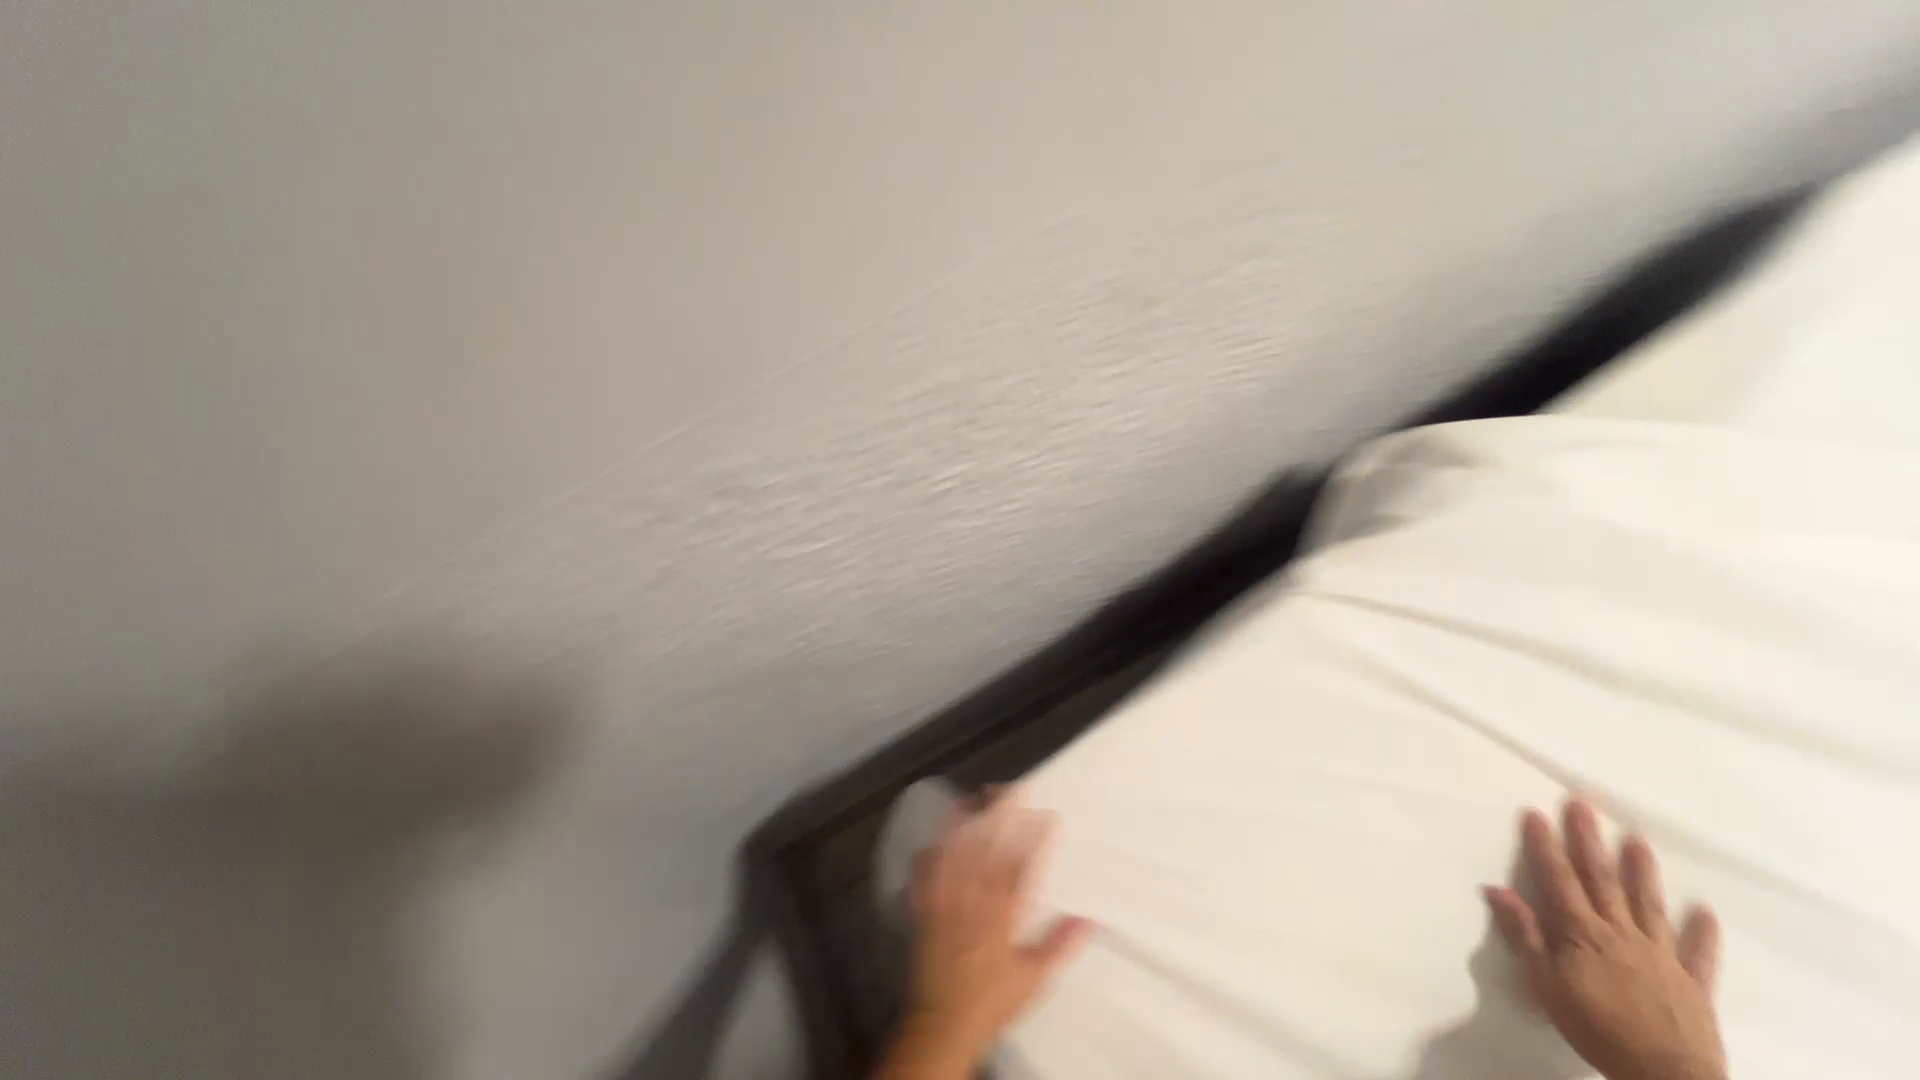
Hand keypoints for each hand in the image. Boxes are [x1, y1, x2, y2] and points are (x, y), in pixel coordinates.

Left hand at [901, 790, 1092, 1061]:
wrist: (943, 1025)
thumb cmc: (992, 1002)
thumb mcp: (1034, 978)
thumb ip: (1059, 945)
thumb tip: (1089, 920)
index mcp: (1001, 917)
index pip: (1021, 869)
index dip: (1034, 839)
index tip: (1047, 815)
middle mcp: (973, 903)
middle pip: (986, 852)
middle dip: (998, 818)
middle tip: (1007, 790)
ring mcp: (945, 905)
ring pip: (954, 857)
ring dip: (962, 826)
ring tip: (968, 800)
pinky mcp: (923, 914)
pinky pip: (923, 878)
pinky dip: (928, 857)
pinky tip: (931, 841)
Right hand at [1484, 798, 1725, 1079]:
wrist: (1665, 1075)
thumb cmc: (1595, 1027)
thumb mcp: (1545, 984)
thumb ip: (1524, 935)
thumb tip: (1497, 889)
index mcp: (1583, 934)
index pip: (1559, 879)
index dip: (1546, 845)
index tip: (1536, 812)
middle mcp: (1621, 933)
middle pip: (1602, 879)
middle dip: (1589, 839)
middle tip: (1583, 803)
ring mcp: (1661, 955)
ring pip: (1648, 904)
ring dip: (1641, 870)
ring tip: (1636, 839)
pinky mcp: (1693, 982)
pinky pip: (1699, 952)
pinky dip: (1702, 931)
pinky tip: (1704, 909)